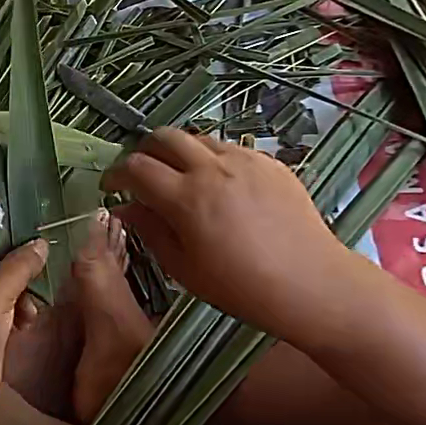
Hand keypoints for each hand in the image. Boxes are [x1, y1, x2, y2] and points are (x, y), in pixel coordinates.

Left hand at [0, 239, 47, 403]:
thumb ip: (21, 264)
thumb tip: (39, 244)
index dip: (10, 241)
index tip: (35, 244)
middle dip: (20, 276)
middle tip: (33, 283)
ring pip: (5, 290)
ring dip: (22, 298)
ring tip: (27, 312)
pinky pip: (4, 312)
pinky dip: (16, 316)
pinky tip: (24, 324)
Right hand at [102, 129, 366, 326]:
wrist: (313, 285)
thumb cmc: (243, 288)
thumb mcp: (184, 269)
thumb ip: (150, 231)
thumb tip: (124, 209)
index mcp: (186, 197)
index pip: (136, 167)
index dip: (116, 173)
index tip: (111, 185)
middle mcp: (212, 168)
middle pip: (163, 136)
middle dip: (143, 150)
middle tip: (141, 173)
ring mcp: (244, 160)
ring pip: (196, 137)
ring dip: (178, 151)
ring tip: (179, 175)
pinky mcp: (269, 161)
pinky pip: (229, 147)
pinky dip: (211, 158)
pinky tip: (218, 183)